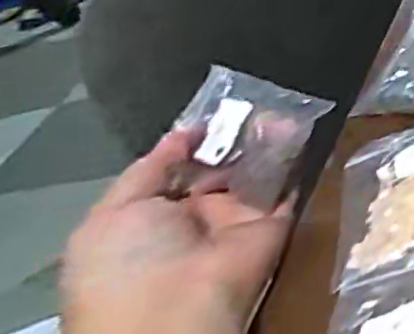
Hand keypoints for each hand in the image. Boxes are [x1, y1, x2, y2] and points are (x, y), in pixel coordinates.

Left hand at [61, 129, 294, 333]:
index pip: (178, 169)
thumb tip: (186, 131)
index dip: (195, 140)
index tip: (217, 111)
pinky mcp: (276, 218)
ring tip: (280, 108)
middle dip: (236, 134)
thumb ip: (148, 169)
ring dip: (269, 138)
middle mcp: (196, 215)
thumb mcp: (111, 216)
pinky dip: (297, 156)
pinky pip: (289, 182)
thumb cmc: (129, 265)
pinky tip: (302, 126)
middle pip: (221, 164)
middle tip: (255, 103)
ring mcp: (239, 217)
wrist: (179, 310)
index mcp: (151, 217)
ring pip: (257, 167)